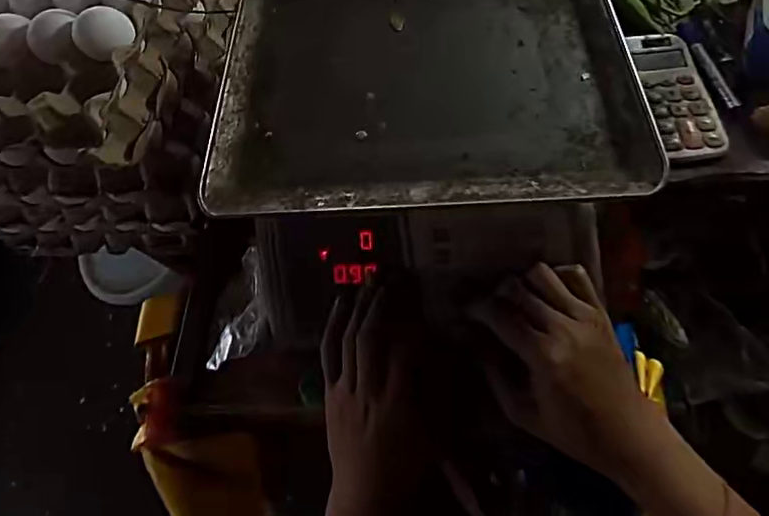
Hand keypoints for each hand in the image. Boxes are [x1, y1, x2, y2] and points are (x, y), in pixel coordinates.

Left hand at [323, 283, 425, 515]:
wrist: (364, 494)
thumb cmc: (407, 460)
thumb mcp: (434, 427)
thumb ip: (437, 383)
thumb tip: (441, 340)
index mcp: (397, 403)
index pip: (404, 347)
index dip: (411, 316)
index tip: (419, 291)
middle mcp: (367, 391)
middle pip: (372, 336)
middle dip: (383, 301)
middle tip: (394, 275)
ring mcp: (344, 390)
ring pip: (350, 338)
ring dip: (362, 304)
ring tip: (372, 279)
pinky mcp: (329, 391)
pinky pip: (328, 352)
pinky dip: (334, 323)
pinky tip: (342, 300)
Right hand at [470, 264, 654, 479]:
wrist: (629, 434)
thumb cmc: (574, 432)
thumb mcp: (525, 414)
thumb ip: (494, 374)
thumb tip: (470, 340)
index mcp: (543, 355)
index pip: (500, 315)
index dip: (477, 307)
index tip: (464, 309)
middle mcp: (563, 326)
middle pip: (517, 288)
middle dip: (494, 291)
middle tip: (485, 302)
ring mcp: (585, 314)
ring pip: (542, 274)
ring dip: (523, 281)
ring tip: (516, 296)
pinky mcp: (600, 311)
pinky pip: (575, 275)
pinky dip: (557, 275)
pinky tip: (546, 291)